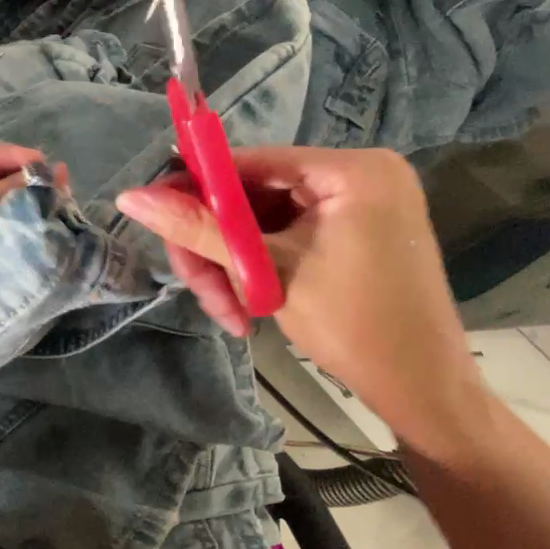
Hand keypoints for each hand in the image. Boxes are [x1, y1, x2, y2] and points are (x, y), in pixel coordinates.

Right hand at [114, 147, 481, 450]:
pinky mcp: (348, 233)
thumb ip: (197, 228)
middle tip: (198, 288)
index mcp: (350, 170)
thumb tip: (129, 198)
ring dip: (229, 266)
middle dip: (214, 245)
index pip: (245, 162)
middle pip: (247, 195)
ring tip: (228, 311)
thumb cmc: (352, 322)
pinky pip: (279, 237)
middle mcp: (356, 176)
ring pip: (255, 222)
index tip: (156, 223)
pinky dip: (254, 270)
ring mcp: (354, 206)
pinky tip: (247, 306)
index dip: (192, 191)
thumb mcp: (264, 270)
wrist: (421, 386)